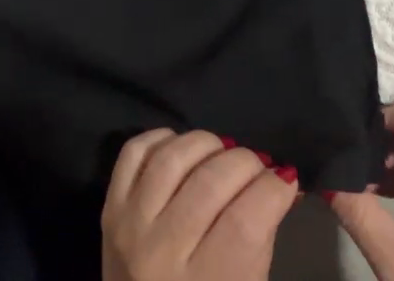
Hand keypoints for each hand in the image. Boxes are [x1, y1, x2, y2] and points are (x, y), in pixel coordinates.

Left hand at [102, 129, 300, 280]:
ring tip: (223, 153)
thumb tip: (281, 176)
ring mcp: (130, 226)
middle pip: (210, 183)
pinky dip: (163, 138)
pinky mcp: (109, 207)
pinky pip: (134, 152)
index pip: (245, 221)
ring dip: (207, 144)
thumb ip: (264, 231)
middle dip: (246, 162)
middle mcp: (162, 253)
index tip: (284, 179)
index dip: (272, 189)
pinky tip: (183, 149)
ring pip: (171, 158)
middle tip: (257, 166)